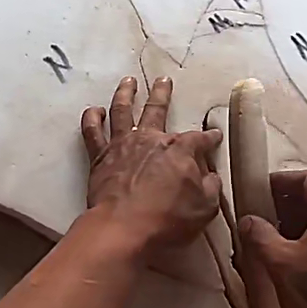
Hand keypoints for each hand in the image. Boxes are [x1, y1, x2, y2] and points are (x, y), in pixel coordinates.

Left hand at [80, 76, 222, 252]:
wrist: (124, 227)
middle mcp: (150, 140)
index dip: (208, 138)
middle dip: (162, 94)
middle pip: (157, 110)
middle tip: (163, 80)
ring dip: (125, 93)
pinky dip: (92, 118)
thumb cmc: (167, 219)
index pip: (199, 140)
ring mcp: (123, 145)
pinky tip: (94, 110)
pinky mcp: (100, 157)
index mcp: (179, 150)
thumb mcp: (205, 207)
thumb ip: (210, 187)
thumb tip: (211, 176)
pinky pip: (92, 132)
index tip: (214, 136)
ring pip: (122, 110)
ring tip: (128, 81)